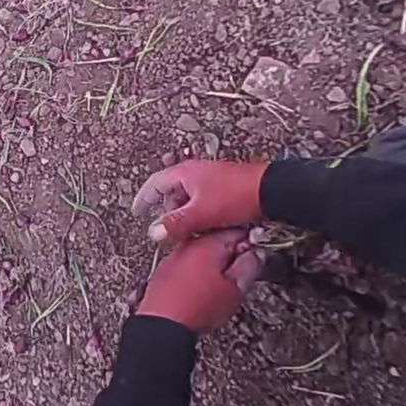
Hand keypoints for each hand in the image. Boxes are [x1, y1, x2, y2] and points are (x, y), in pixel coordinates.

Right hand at [131, 160, 267, 244]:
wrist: (268, 191)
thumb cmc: (234, 196)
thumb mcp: (200, 213)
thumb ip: (176, 223)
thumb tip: (154, 232)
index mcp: (184, 173)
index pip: (155, 183)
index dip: (144, 198)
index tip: (137, 211)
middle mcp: (194, 172)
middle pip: (171, 191)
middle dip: (166, 210)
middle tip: (165, 229)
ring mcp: (209, 179)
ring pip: (187, 197)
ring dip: (183, 214)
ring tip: (186, 231)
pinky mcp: (222, 188)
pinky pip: (201, 201)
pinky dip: (197, 213)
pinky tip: (203, 226)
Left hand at [136, 230, 265, 333]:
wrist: (162, 324)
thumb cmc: (198, 306)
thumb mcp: (235, 289)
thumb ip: (248, 267)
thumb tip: (256, 254)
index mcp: (208, 243)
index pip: (236, 231)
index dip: (250, 244)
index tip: (255, 258)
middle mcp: (189, 244)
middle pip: (217, 242)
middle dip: (230, 256)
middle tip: (239, 277)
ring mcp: (174, 257)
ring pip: (201, 255)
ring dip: (212, 266)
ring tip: (219, 289)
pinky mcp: (164, 272)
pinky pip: (186, 267)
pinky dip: (196, 275)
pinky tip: (200, 292)